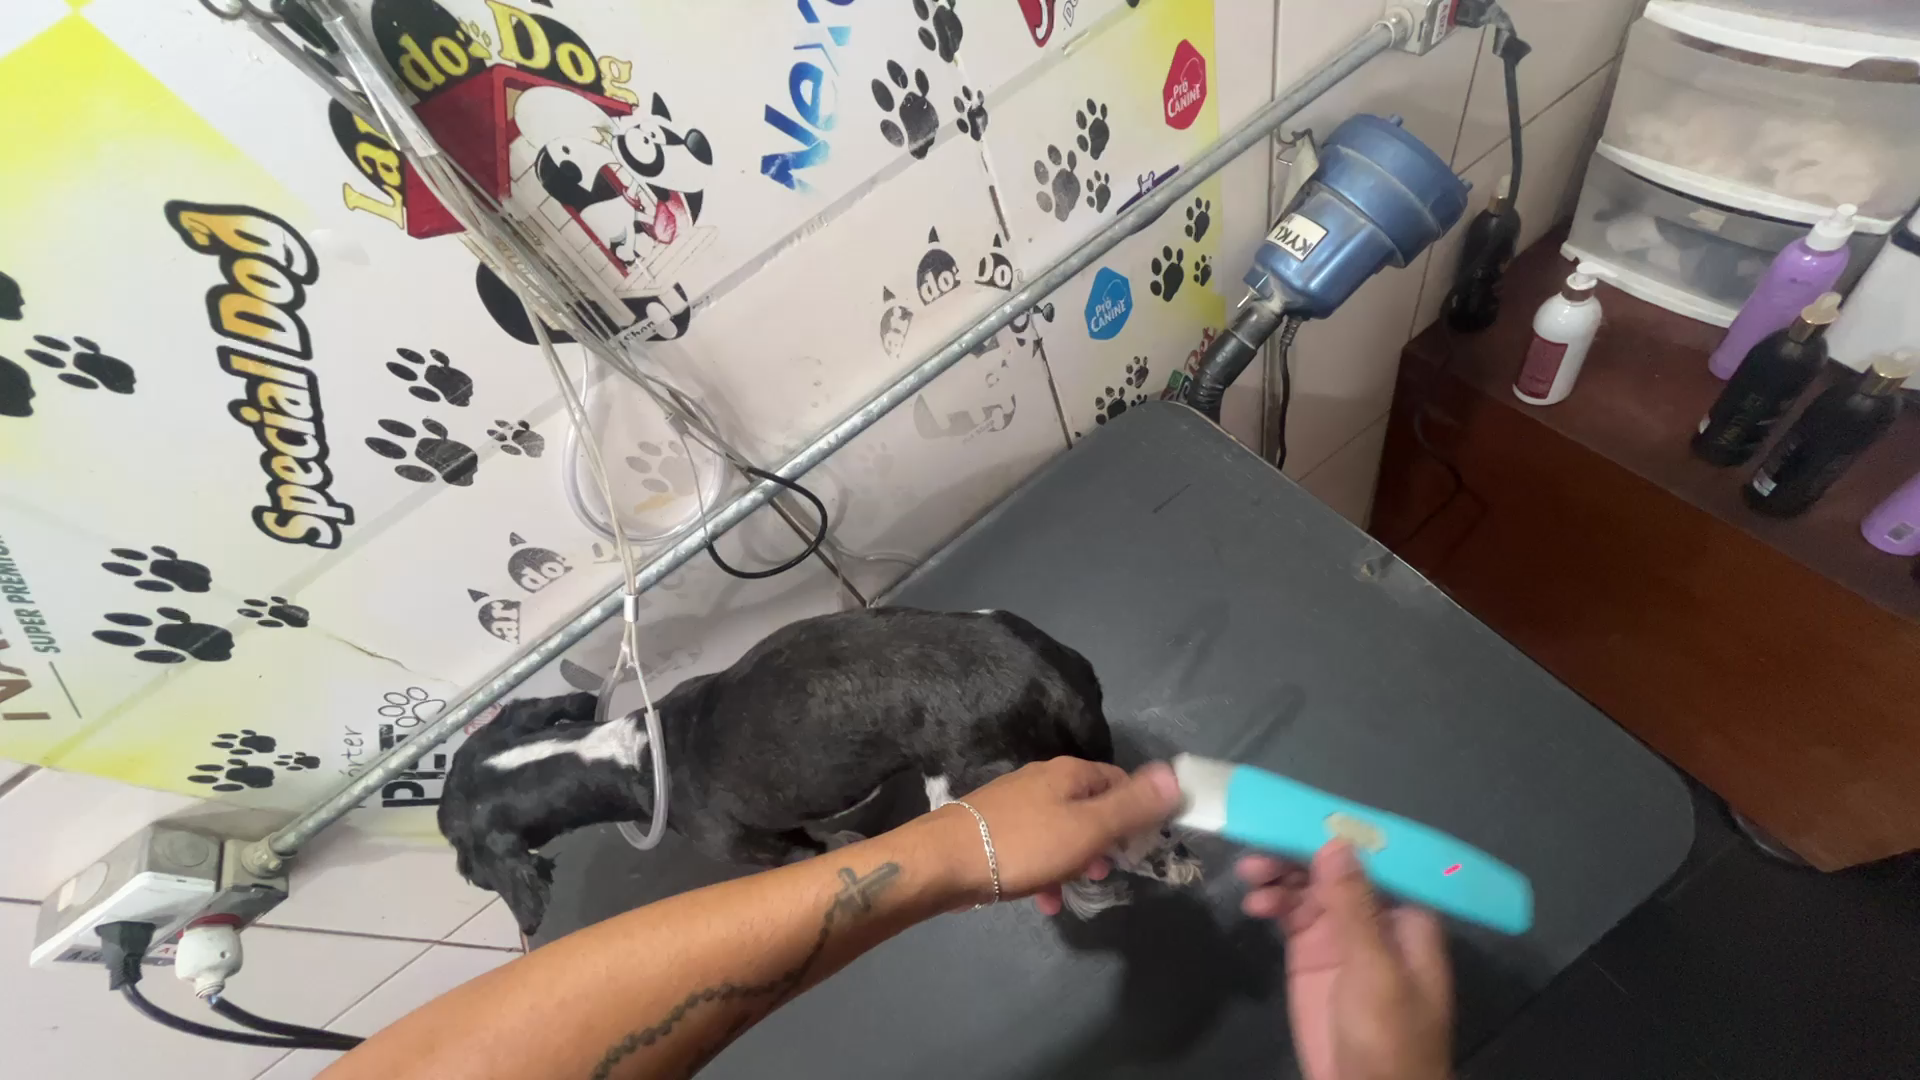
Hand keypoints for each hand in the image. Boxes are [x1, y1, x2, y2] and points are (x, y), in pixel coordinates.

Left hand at [930, 758, 1181, 912]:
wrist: (946, 860)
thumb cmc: (1025, 844)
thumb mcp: (1088, 829)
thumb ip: (1132, 806)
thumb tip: (1174, 774)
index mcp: (1069, 773)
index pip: (1120, 781)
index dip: (1139, 812)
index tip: (1145, 846)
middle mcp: (1044, 779)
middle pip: (1092, 806)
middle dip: (1106, 841)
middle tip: (1109, 872)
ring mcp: (1017, 802)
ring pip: (1064, 830)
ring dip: (1077, 860)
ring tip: (1078, 889)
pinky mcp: (998, 828)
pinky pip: (1036, 848)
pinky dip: (1047, 871)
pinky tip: (1044, 900)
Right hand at [1239, 842, 1452, 1079]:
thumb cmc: (1388, 1038)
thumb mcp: (1374, 971)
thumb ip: (1353, 906)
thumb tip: (1335, 842)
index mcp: (1406, 918)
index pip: (1377, 859)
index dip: (1342, 832)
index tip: (1302, 811)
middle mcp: (1373, 916)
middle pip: (1333, 866)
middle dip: (1297, 852)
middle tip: (1261, 845)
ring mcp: (1339, 933)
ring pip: (1306, 883)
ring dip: (1278, 873)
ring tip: (1252, 875)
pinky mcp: (1309, 950)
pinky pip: (1287, 909)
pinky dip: (1270, 899)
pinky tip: (1255, 904)